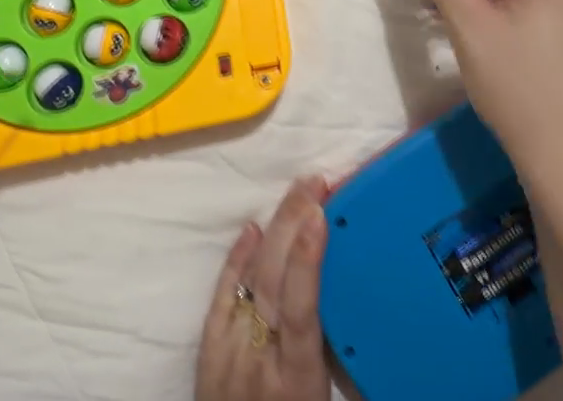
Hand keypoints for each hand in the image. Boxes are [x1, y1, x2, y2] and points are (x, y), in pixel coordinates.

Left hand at [195, 177, 330, 400]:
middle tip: (314, 183)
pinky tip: (252, 228)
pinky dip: (236, 260)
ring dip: (273, 230)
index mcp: (296, 377)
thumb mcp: (326, 399)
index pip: (301, 308)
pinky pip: (221, 297)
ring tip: (296, 193)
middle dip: (293, 225)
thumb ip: (335, 351)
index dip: (308, 260)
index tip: (322, 215)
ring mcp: (228, 352)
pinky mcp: (207, 352)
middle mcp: (258, 359)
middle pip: (274, 280)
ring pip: (249, 279)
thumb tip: (356, 298)